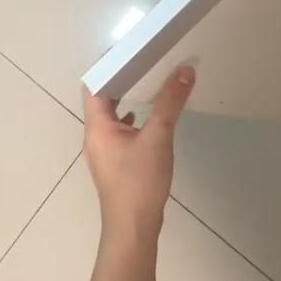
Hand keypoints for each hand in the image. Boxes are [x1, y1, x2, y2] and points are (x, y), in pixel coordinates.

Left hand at [83, 66, 194, 243]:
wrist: (133, 229)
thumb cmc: (139, 181)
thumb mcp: (159, 137)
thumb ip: (171, 102)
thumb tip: (186, 70)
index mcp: (97, 126)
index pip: (95, 87)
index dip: (108, 67)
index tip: (130, 51)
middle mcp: (95, 136)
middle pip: (102, 100)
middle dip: (121, 80)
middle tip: (144, 61)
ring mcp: (104, 152)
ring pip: (111, 117)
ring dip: (127, 99)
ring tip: (148, 82)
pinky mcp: (116, 163)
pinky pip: (120, 131)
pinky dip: (132, 119)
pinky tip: (148, 117)